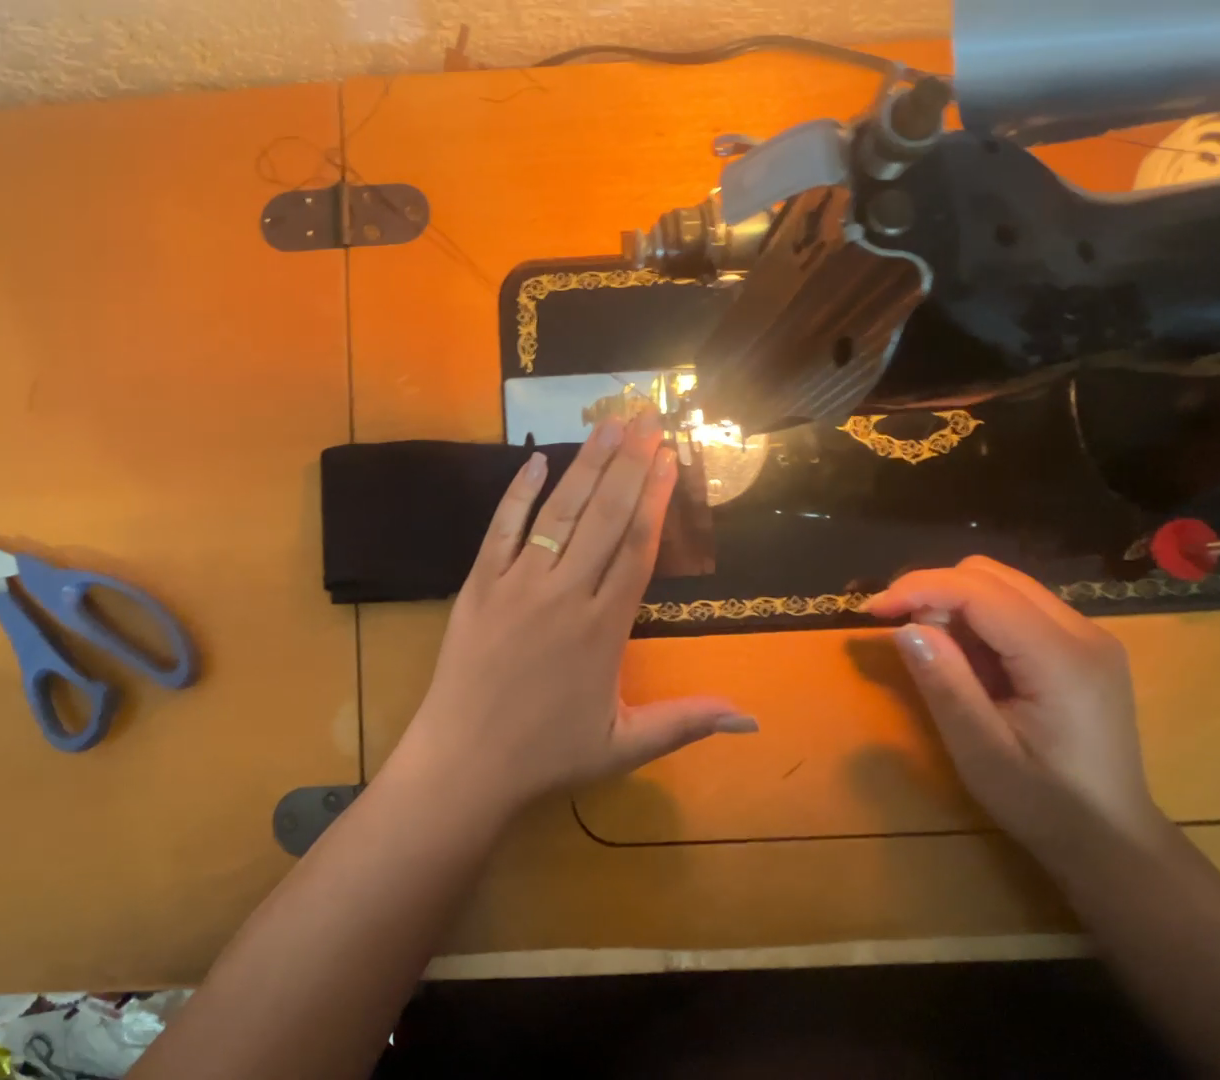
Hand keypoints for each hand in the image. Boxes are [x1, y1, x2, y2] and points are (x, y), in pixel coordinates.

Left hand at [392, 413, 756, 813]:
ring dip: (586, 467)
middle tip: (647, 419)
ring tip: (608, 427)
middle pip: (606, 518)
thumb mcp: (624, 746)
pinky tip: (536, 461)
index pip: (639, 548)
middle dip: (630, 465)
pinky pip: (500, 530)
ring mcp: (518, 585)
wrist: (466, 762)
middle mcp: (566, 594)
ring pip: (560, 514)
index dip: (657, 499)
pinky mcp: (478, 586)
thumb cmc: (547, 755)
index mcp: (605, 627)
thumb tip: (753, 720)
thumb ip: (687, 722)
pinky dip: (518, 494)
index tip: (671, 458)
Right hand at [866, 556, 1167, 858]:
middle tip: (904, 634)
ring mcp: (1088, 638)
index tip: (871, 611)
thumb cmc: (1041, 801)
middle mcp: (1083, 633)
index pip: (979, 591)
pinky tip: (968, 661)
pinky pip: (1018, 608)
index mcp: (1061, 658)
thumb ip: (945, 683)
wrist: (1110, 839)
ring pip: (1004, 586)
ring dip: (956, 603)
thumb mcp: (980, 749)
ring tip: (935, 651)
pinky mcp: (1083, 650)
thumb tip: (905, 628)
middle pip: (992, 575)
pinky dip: (979, 619)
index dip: (918, 588)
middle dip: (935, 591)